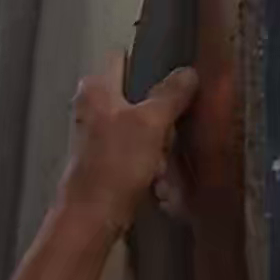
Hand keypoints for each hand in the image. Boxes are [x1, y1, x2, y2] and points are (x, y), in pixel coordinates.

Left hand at [56, 52, 198, 233]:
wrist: (90, 222)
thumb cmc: (116, 164)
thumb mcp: (151, 122)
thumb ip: (171, 94)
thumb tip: (189, 72)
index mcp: (96, 88)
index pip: (123, 57)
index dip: (147, 58)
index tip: (173, 67)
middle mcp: (91, 107)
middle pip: (136, 94)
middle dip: (159, 108)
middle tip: (178, 119)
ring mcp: (95, 136)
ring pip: (139, 124)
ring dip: (158, 138)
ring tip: (168, 155)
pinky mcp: (103, 162)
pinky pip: (136, 151)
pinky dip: (149, 160)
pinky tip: (159, 175)